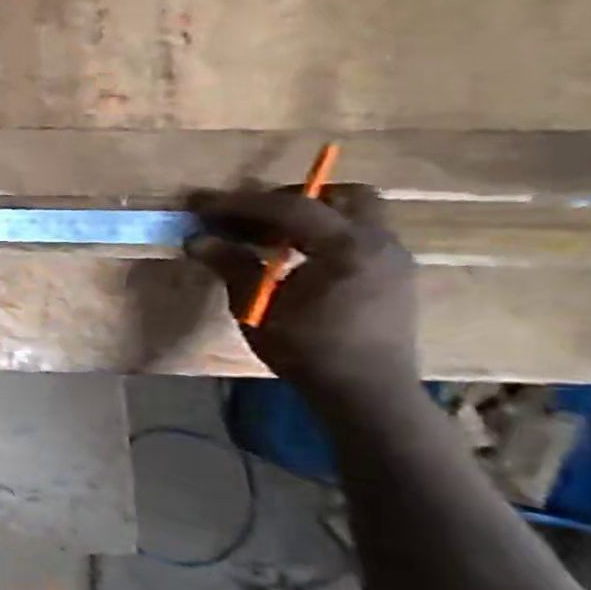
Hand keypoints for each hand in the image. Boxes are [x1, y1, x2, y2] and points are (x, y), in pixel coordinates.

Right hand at [185, 184, 419, 394]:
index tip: (201, 203)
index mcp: (349, 247)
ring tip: (270, 238)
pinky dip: (326, 236)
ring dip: (312, 217)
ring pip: (356, 215)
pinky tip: (296, 259)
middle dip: (293, 199)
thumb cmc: (309, 350)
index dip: (240, 203)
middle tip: (251, 217)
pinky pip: (359, 237)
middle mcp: (380, 243)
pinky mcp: (394, 275)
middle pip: (342, 196)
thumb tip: (196, 239)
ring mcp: (393, 258)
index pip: (291, 207)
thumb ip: (232, 266)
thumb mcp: (258, 307)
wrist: (366, 393)